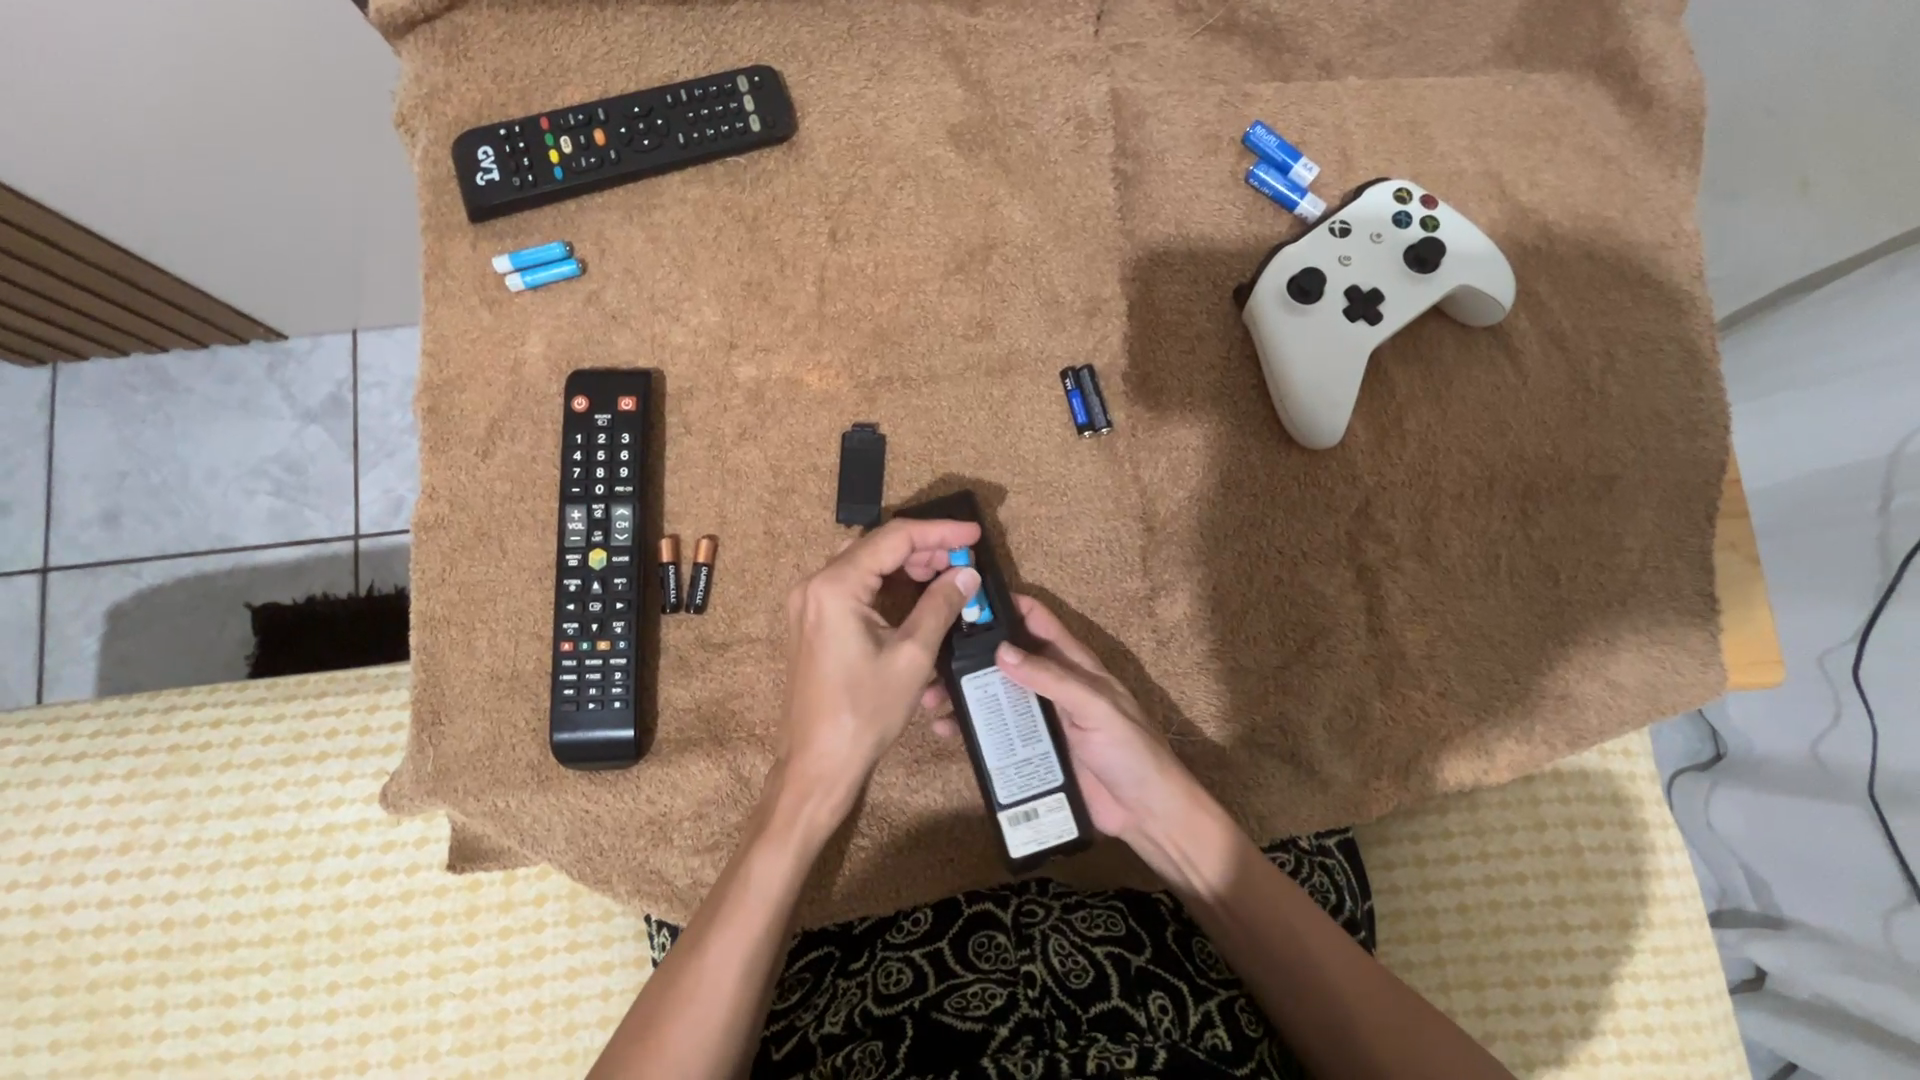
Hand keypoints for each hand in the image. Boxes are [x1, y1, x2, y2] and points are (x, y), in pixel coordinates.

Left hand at [778, 517, 981, 819]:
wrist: (819, 761)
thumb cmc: (864, 713)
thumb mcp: (913, 656)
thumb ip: (940, 606)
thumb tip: (967, 575)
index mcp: (834, 587)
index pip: (893, 539)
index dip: (938, 532)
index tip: (973, 533)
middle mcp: (814, 585)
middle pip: (875, 546)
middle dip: (923, 548)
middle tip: (964, 559)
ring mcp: (808, 603)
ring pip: (863, 564)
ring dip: (904, 564)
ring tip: (946, 573)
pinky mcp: (811, 621)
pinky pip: (851, 585)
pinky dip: (885, 584)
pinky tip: (915, 593)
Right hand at [922, 595, 1215, 871]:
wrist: (1145, 814)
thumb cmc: (1132, 751)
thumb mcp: (1096, 708)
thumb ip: (1052, 678)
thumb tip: (1002, 650)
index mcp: (1075, 665)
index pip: (1038, 622)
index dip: (1007, 605)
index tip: (966, 599)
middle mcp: (1052, 686)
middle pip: (1005, 660)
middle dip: (970, 656)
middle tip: (932, 659)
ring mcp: (1040, 720)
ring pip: (994, 697)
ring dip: (963, 694)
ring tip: (931, 699)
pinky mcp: (1032, 752)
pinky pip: (995, 735)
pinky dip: (970, 730)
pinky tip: (947, 732)